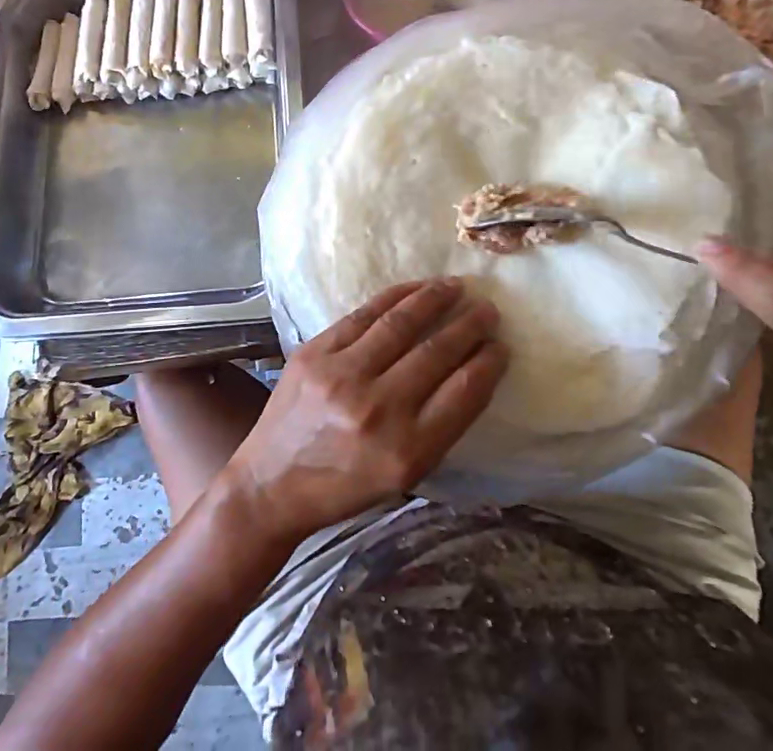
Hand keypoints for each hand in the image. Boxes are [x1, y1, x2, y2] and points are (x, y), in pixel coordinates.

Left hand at [218, 279, 507, 543]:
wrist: (271, 485)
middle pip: (437, 352)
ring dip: (436, 299)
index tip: (501, 346)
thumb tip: (473, 370)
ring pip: (401, 324)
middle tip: (488, 309)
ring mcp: (341, 377)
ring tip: (457, 287)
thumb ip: (441, 425)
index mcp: (408, 450)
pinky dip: (396, 296)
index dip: (489, 363)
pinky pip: (364, 315)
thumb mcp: (406, 473)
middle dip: (470, 325)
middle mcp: (377, 410)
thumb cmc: (346, 485)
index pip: (464, 392)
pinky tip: (417, 289)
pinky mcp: (313, 354)